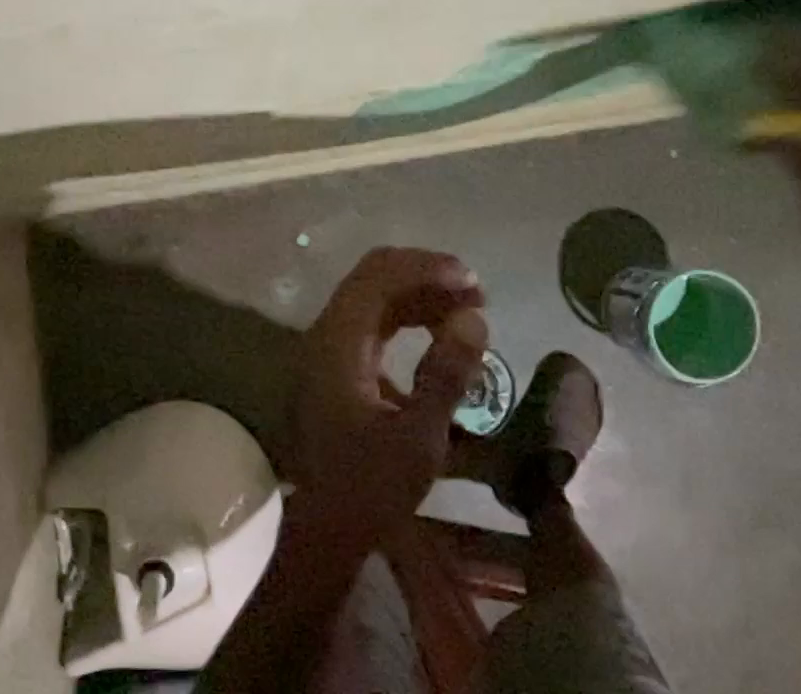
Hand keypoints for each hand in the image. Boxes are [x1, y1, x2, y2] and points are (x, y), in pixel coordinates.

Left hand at [287, 247, 487, 543]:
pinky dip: (407, 319)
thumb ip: (446, 374)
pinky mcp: (335, 368)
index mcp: (338, 345)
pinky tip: (439, 335)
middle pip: (372, 278)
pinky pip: (372, 324)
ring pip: (372, 298)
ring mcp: (327, 351)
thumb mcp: (419, 437)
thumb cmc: (370, 489)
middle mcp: (325, 336)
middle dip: (425, 276)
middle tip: (475, 293)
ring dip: (418, 295)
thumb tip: (473, 318)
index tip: (473, 282)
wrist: (325, 532)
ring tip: (468, 311)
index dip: (427, 268)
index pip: (379, 277)